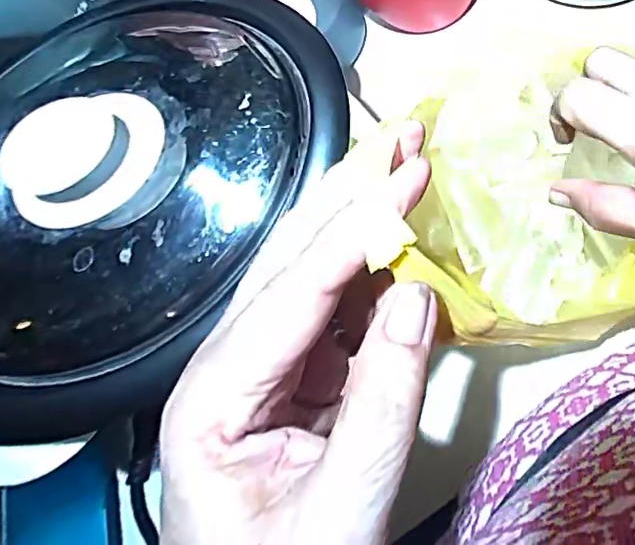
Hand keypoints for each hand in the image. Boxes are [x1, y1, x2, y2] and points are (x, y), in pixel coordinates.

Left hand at [159, 121, 434, 544]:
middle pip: (294, 252)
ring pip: (318, 263)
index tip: (413, 173)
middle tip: (404, 134)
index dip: (361, 221)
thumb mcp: (346, 500)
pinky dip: (382, 254)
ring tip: (407, 160)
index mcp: (215, 395)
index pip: (298, 285)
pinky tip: (407, 228)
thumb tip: (419, 293)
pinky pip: (346, 296)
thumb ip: (385, 396)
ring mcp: (268, 360)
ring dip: (367, 207)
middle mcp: (231, 361)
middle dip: (352, 186)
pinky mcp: (304, 366)